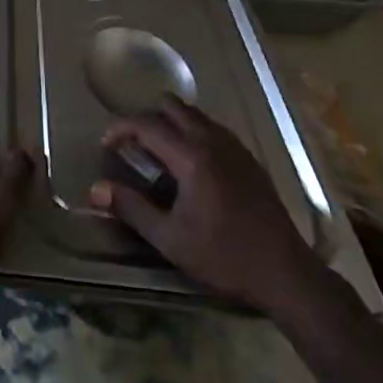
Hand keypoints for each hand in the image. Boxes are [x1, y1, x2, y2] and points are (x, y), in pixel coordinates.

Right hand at [88, 98, 322, 312]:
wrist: (287, 275)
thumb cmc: (224, 257)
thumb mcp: (169, 238)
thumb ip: (131, 208)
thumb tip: (95, 189)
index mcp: (193, 158)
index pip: (148, 125)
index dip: (121, 128)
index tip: (106, 144)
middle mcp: (214, 144)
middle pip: (174, 108)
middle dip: (147, 117)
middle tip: (132, 142)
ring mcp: (236, 150)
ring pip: (197, 116)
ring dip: (172, 122)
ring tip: (157, 149)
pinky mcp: (250, 162)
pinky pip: (215, 130)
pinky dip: (194, 132)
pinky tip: (190, 161)